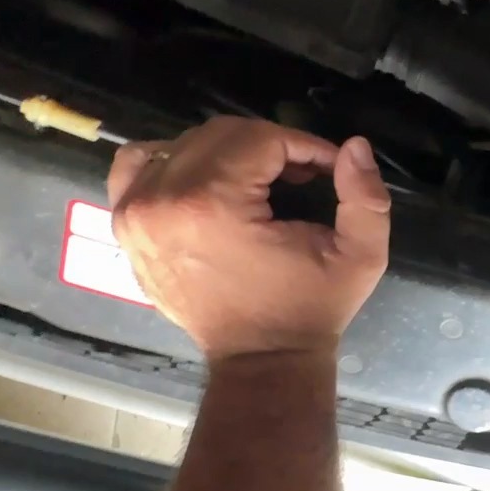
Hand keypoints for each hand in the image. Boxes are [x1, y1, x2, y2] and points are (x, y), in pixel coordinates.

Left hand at [107, 117, 390, 361]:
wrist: (261, 356)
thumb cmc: (313, 306)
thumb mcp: (362, 256)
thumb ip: (367, 199)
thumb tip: (356, 146)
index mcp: (213, 204)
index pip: (260, 139)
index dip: (306, 145)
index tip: (331, 168)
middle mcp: (159, 198)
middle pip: (219, 134)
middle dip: (272, 146)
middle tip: (306, 175)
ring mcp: (131, 210)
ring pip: (182, 143)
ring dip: (229, 151)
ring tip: (262, 182)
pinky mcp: (123, 223)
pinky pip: (140, 165)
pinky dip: (179, 161)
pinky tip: (214, 183)